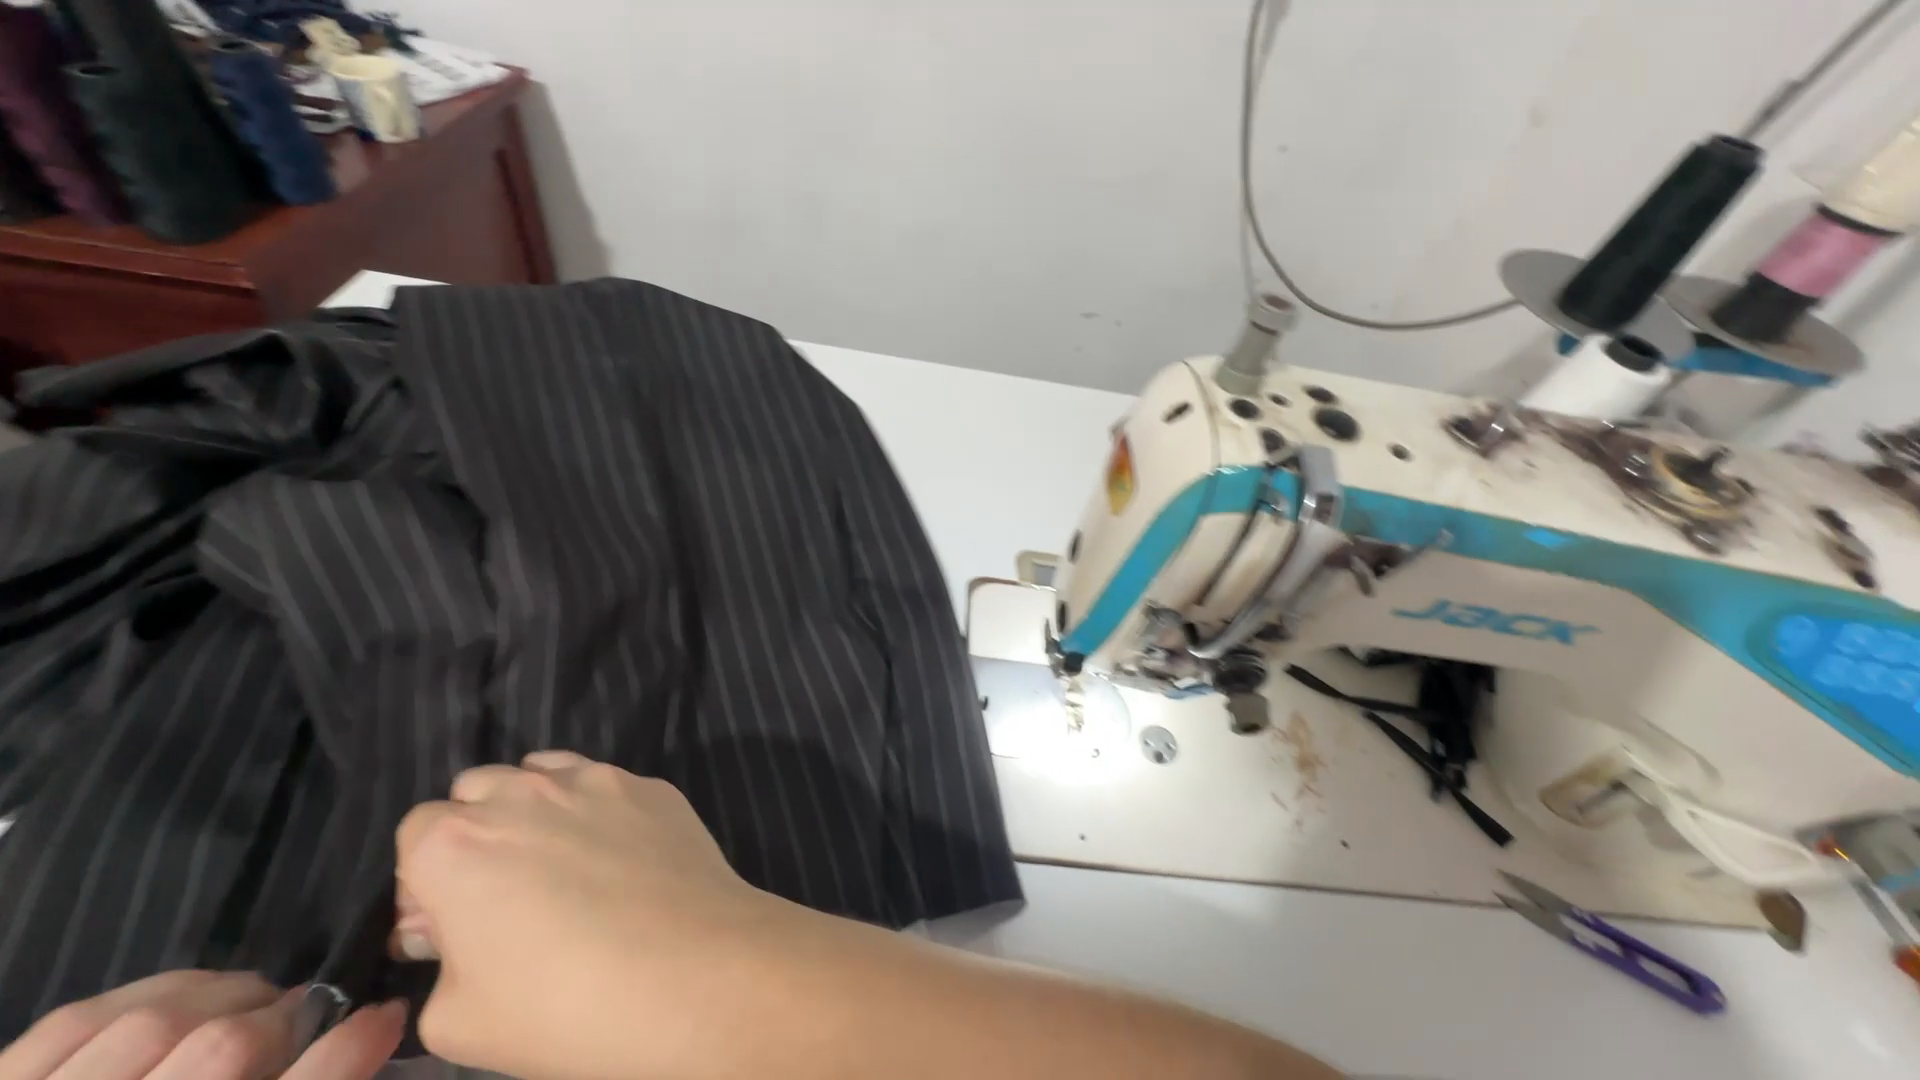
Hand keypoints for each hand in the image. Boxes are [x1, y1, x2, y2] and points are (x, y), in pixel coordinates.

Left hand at [0, 971, 404, 1079]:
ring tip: (246, 1006)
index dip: (347, 1055)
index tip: (385, 1016)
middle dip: (283, 1021)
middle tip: (305, 1016)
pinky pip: (78, 1018)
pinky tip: (180, 1003)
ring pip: (157, 1023)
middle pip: (225, 1053)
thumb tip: (365, 1038)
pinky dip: (146, 995)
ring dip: (224, 999)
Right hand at [395, 752, 794, 1079]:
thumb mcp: (456, 1021)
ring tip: (564, 866)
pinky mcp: (653, 787)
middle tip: (507, 893)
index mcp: (456, 844)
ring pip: (542, 773)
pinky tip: (621, 858)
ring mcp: (596, 781)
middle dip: (477, 832)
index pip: (416, 835)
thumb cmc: (566, 1007)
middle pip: (477, 792)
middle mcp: (522, 793)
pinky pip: (605, 784)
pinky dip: (597, 810)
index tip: (454, 923)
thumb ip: (437, 965)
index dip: (428, 880)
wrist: (696, 974)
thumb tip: (458, 935)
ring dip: (535, 808)